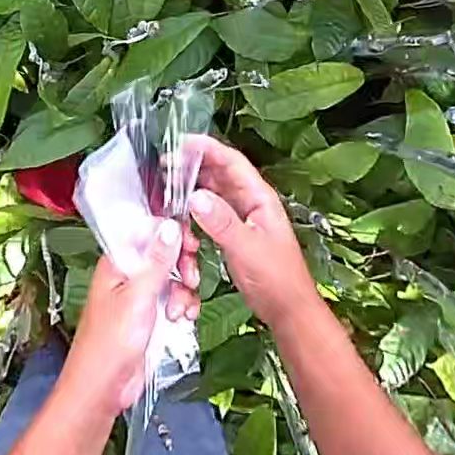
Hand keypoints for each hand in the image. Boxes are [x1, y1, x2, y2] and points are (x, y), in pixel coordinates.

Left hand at [62, 219, 191, 413]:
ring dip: (183, 291)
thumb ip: (157, 261)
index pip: (147, 230)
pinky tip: (182, 318)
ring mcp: (139, 293)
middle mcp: (127, 273)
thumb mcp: (138, 296)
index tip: (189, 242)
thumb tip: (170, 227)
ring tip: (179, 309)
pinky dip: (183, 306)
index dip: (170, 233)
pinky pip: (174, 299)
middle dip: (182, 264)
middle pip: (164, 252)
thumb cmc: (108, 343)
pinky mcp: (150, 313)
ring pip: (173, 277)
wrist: (104, 386)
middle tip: (190, 277)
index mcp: (117, 261)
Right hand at [183, 135, 323, 327]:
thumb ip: (222, 222)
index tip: (181, 143)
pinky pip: (207, 211)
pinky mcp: (230, 231)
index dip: (206, 148)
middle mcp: (248, 202)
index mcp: (258, 198)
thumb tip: (195, 197)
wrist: (287, 311)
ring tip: (168, 186)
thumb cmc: (278, 280)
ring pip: (210, 191)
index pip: (230, 161)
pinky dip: (192, 209)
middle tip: (166, 164)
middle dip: (192, 165)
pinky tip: (180, 213)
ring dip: (190, 187)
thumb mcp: (248, 248)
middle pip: (217, 172)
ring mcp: (239, 216)